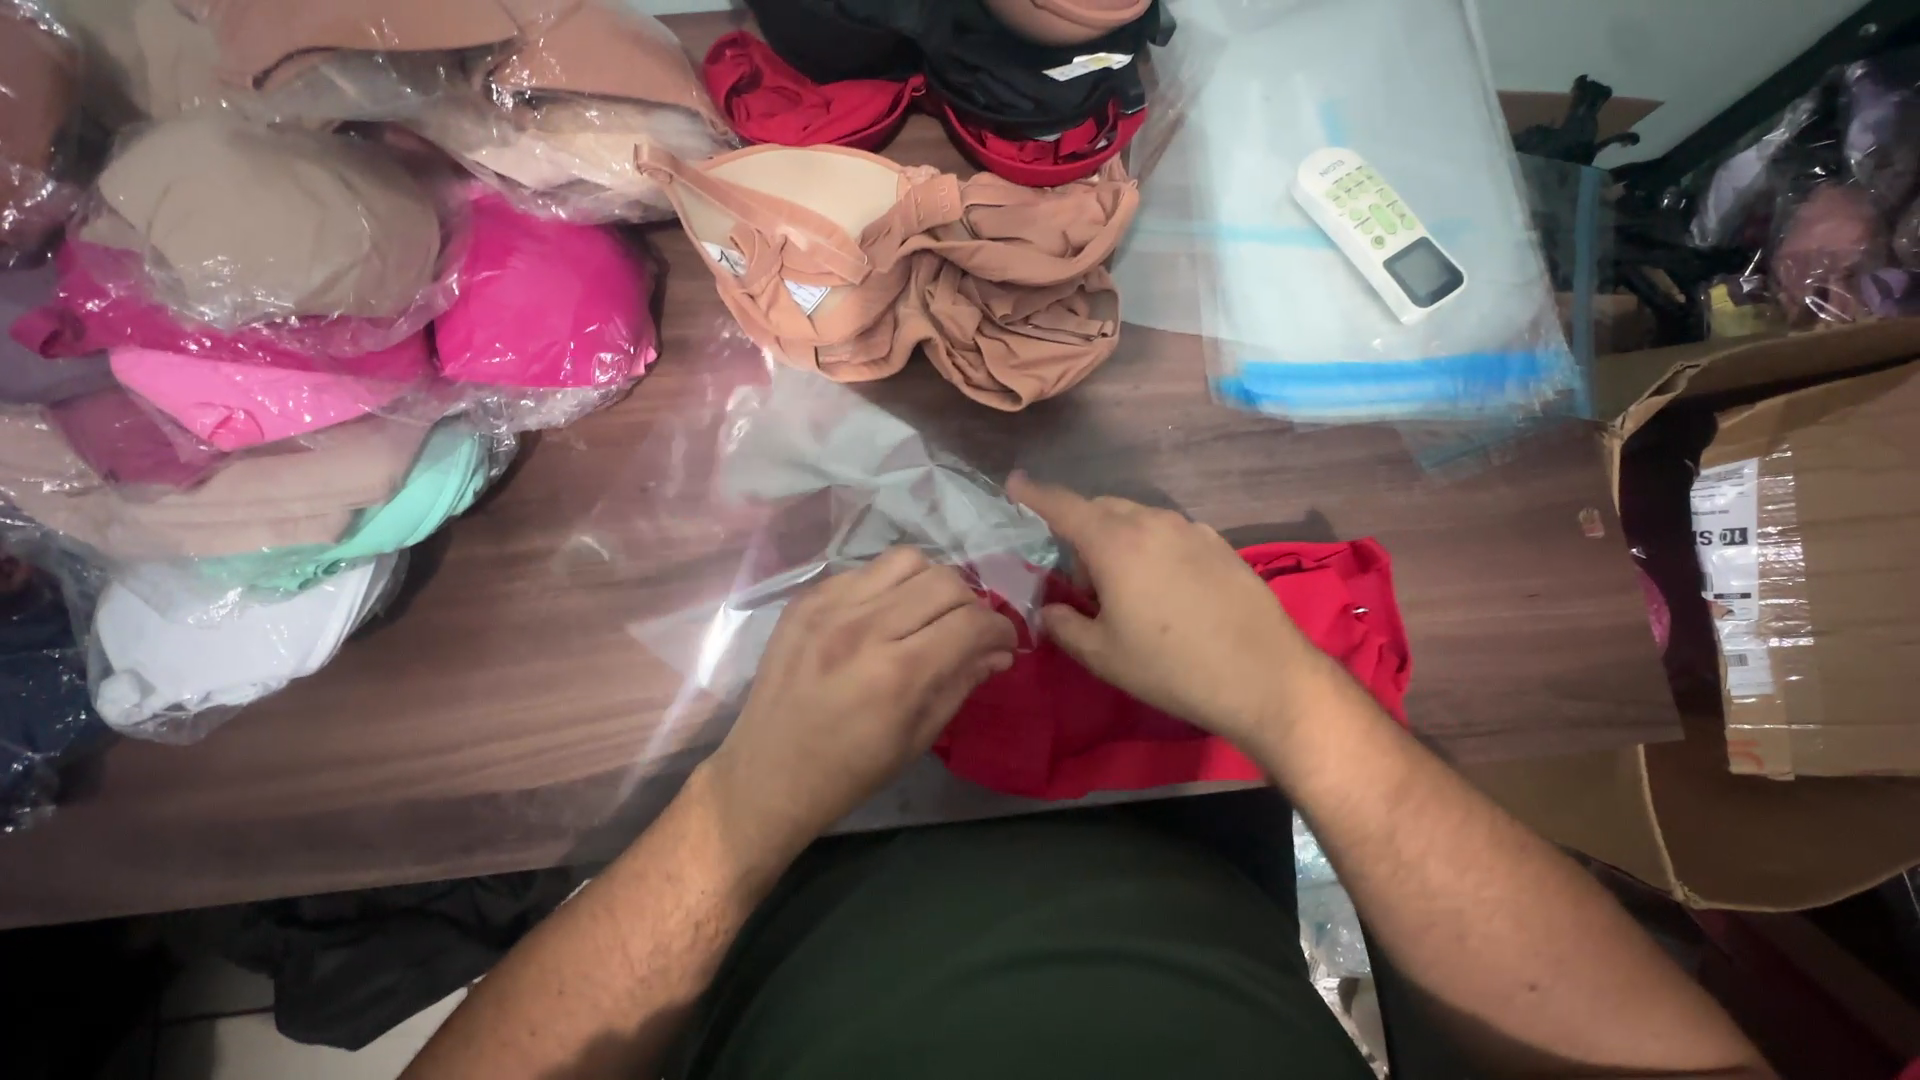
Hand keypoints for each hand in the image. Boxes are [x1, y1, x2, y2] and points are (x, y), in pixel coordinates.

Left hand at [703, 547, 1016, 860]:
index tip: (1004, 642)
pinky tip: (884, 615)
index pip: (972, 623)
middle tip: (968, 629)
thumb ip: (963, 681)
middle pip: (944, 581)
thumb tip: (1000, 650)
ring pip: (906, 560)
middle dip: (971, 603)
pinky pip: (864, 570)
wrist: (768, 773)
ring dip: (930, 583)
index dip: (1000, 629)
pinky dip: (887, 586)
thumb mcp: (919, 737)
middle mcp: (864, 629)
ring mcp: (829, 608)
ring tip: (927, 612)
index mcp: (897, 674)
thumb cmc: (851, 769)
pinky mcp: (805, 600)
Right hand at [1008, 473, 1321, 742]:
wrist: (1265, 678)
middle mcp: (1153, 523)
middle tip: (1084, 588)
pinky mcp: (1221, 546)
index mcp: (1115, 542)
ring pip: (1138, 520)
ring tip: (1127, 594)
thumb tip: (1049, 610)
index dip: (1034, 494)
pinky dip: (1152, 549)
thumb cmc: (1172, 667)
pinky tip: (1168, 594)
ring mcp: (1192, 531)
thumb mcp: (1102, 655)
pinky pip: (1170, 534)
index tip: (1014, 483)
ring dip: (1118, 542)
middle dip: (1080, 533)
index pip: (1063, 506)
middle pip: (1102, 509)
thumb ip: (1063, 625)